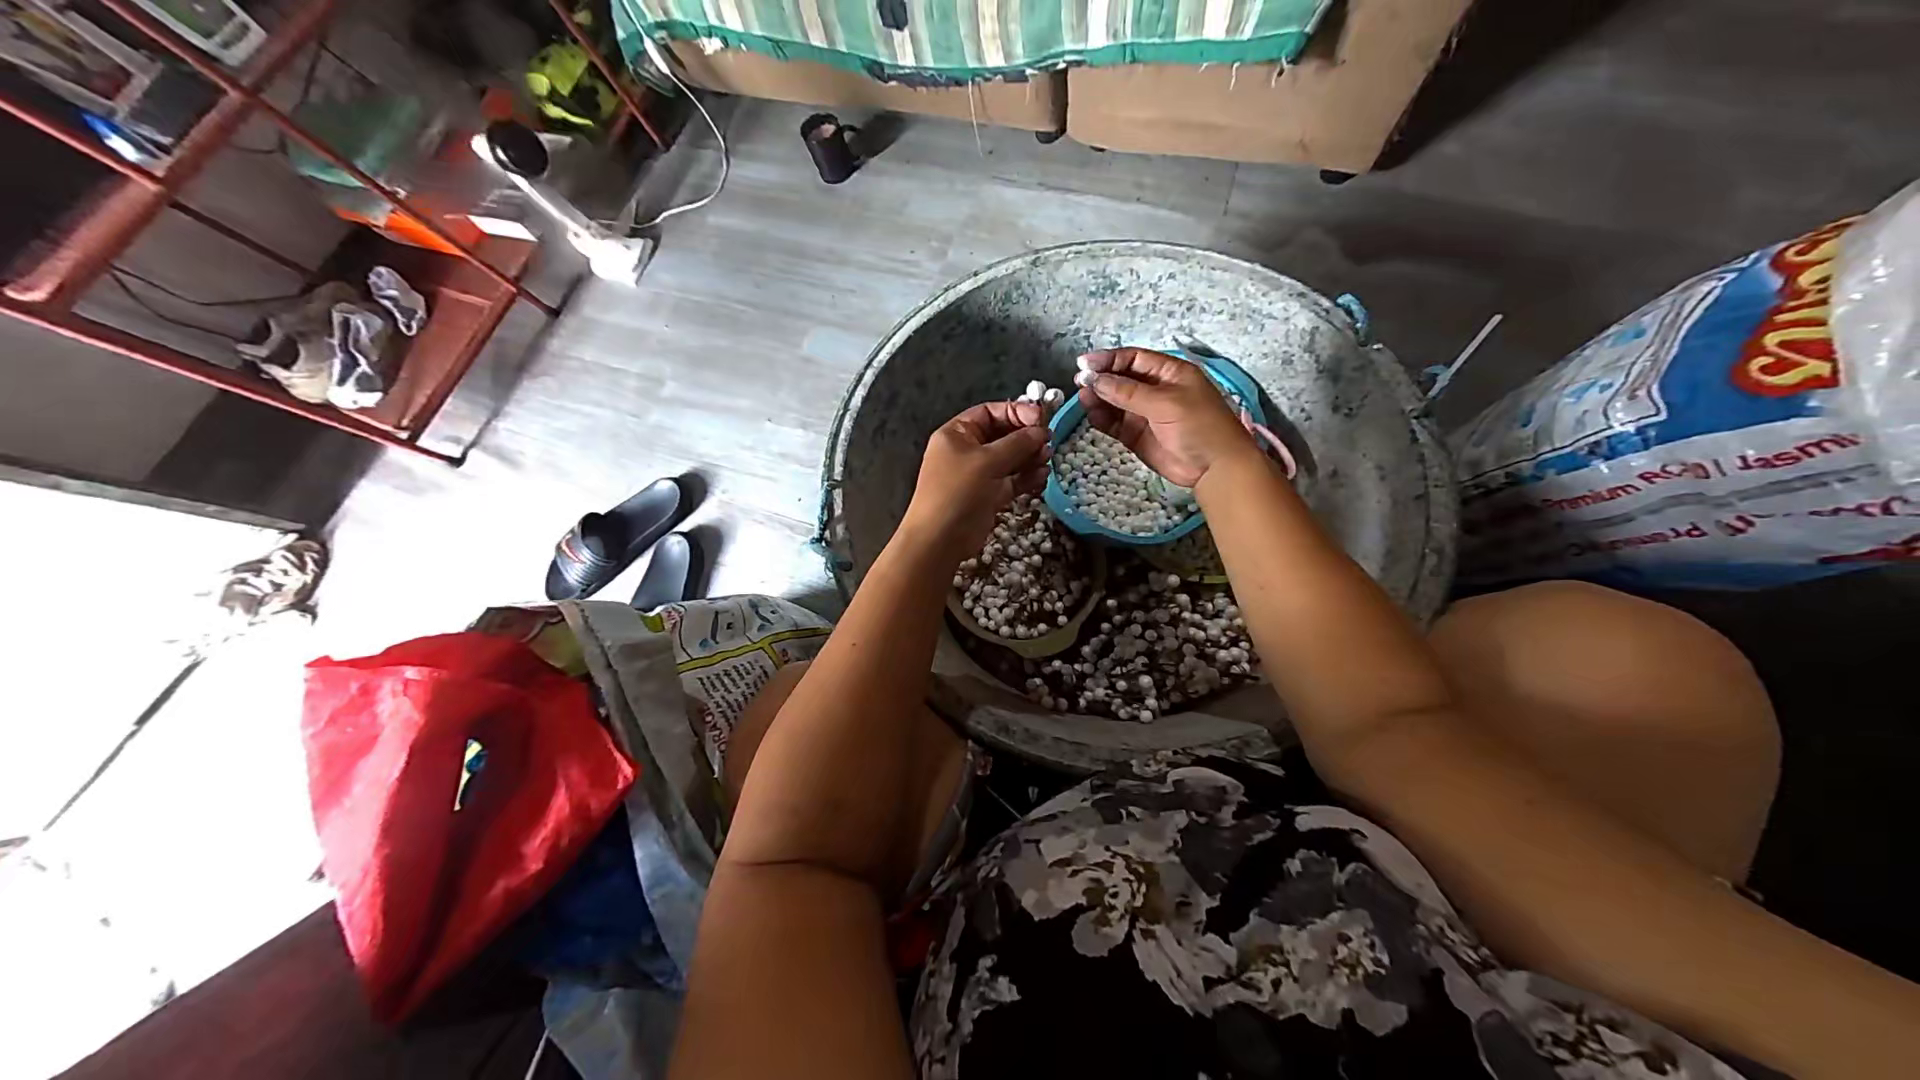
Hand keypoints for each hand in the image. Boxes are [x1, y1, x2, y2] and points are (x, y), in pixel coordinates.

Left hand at [901, 400, 1050, 562]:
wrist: (940, 540)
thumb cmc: (957, 492)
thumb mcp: (987, 461)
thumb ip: (1017, 443)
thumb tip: (1041, 431)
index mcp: (957, 434)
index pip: (990, 413)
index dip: (1016, 412)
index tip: (1040, 418)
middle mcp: (967, 451)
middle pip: (1003, 435)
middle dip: (1026, 437)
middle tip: (1048, 441)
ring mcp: (979, 474)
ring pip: (1010, 459)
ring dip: (1030, 457)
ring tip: (1047, 457)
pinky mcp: (989, 495)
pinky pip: (1012, 480)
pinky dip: (1027, 477)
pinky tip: (1042, 476)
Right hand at [1076, 348, 1253, 487]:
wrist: (1215, 467)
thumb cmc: (1200, 426)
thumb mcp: (1166, 403)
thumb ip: (1128, 392)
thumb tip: (1096, 380)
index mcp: (1169, 373)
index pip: (1133, 359)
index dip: (1109, 359)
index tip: (1084, 363)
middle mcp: (1154, 390)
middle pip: (1120, 378)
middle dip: (1100, 379)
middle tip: (1080, 382)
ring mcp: (1144, 413)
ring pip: (1114, 401)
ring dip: (1098, 399)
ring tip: (1083, 399)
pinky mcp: (1136, 435)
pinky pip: (1114, 423)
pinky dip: (1101, 418)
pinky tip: (1091, 414)